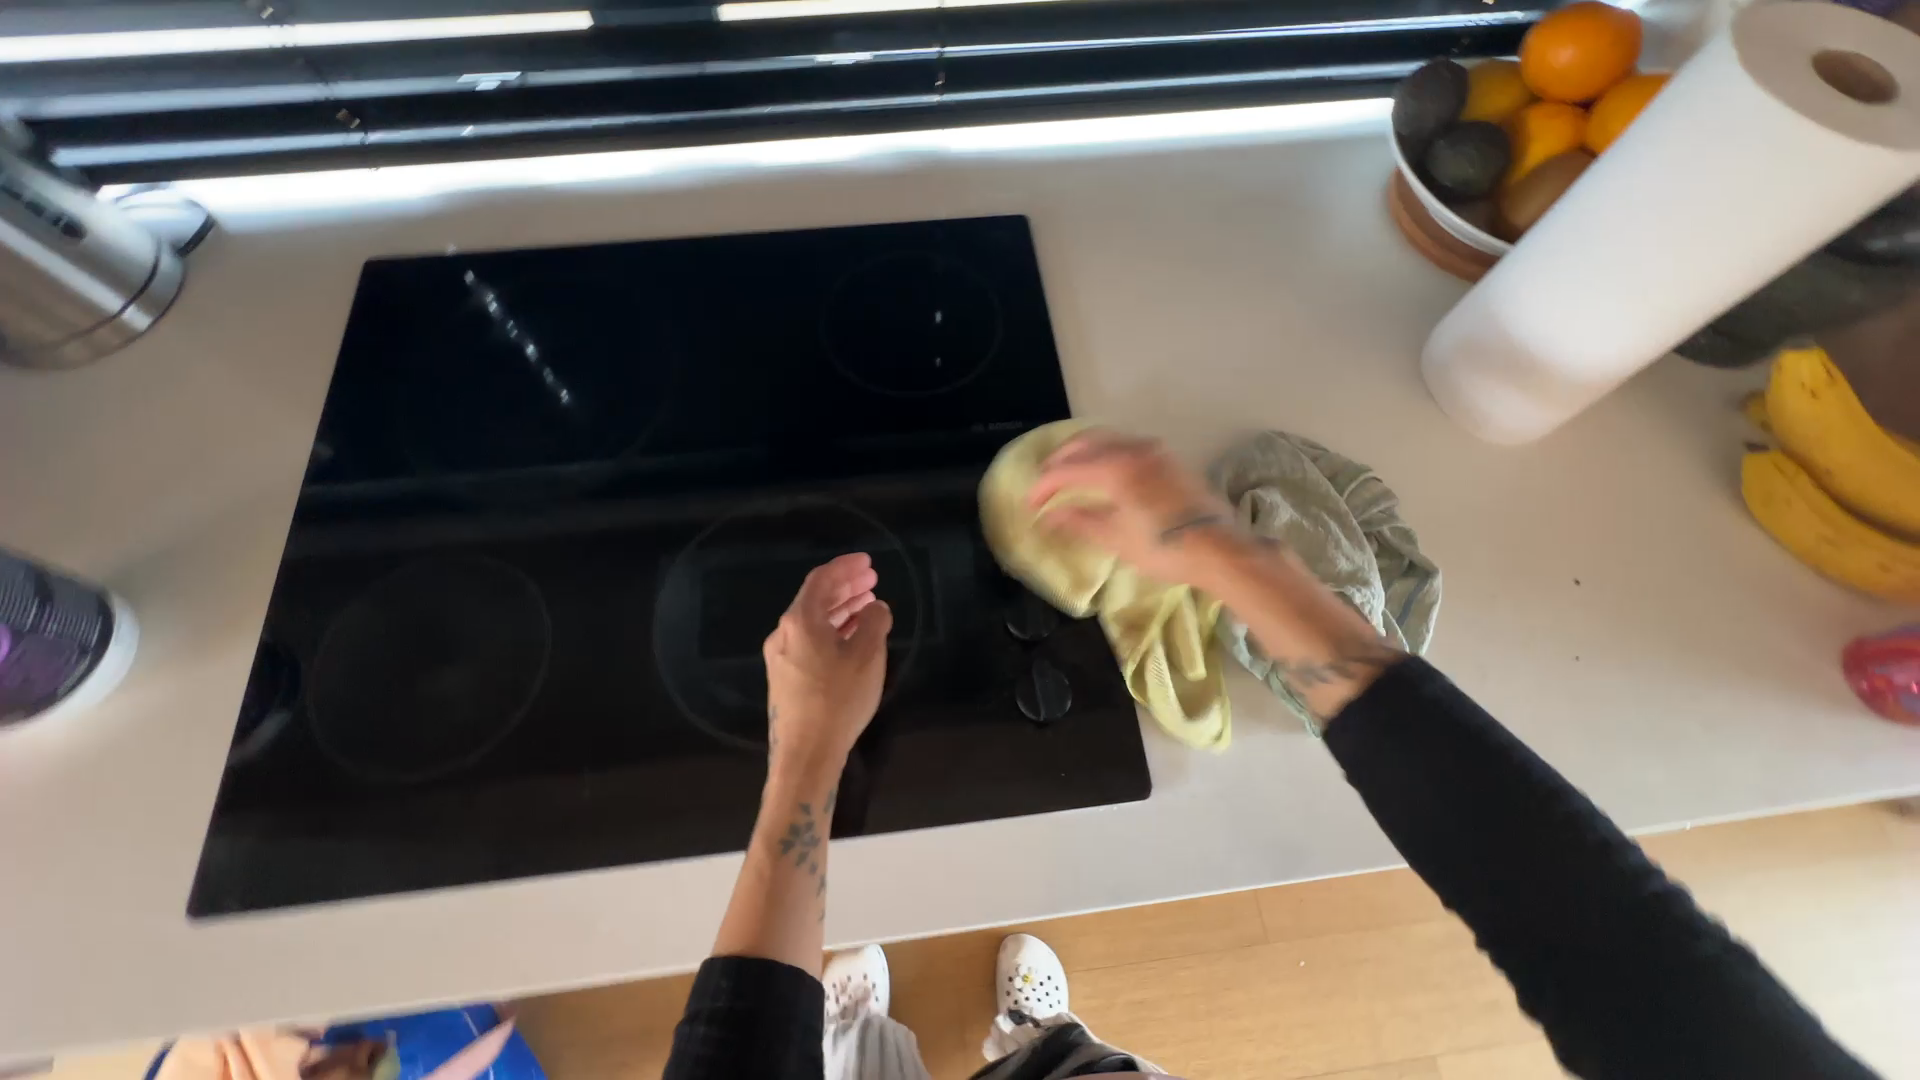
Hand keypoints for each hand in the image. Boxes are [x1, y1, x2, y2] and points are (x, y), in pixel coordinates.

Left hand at [763, 552, 892, 776]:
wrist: (806, 753)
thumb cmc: (839, 699)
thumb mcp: (867, 655)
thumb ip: (874, 622)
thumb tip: (876, 608)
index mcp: (800, 620)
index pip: (822, 580)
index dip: (846, 567)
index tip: (868, 562)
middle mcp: (784, 633)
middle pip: (815, 599)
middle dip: (845, 587)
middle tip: (872, 581)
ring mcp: (781, 657)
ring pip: (813, 621)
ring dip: (840, 610)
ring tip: (868, 607)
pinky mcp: (785, 678)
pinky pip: (810, 640)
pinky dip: (832, 630)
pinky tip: (851, 639)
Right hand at [1027, 429, 1241, 586]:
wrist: (1219, 550)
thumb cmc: (1164, 548)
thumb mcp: (1115, 538)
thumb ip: (1078, 521)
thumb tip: (1049, 516)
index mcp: (1115, 467)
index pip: (1067, 469)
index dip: (1044, 485)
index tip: (1031, 504)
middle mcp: (1133, 449)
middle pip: (1085, 442)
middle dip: (1060, 460)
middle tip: (1045, 482)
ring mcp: (1155, 451)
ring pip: (1108, 440)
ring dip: (1084, 454)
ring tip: (1071, 475)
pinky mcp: (1169, 460)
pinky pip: (1127, 446)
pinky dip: (1106, 455)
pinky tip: (1103, 475)